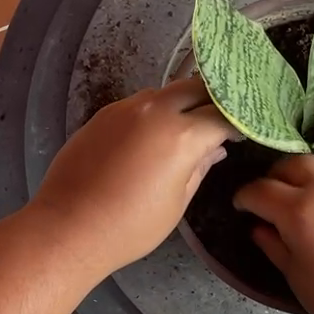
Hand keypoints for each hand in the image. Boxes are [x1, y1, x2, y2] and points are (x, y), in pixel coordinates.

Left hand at [27, 77, 232, 274]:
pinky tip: (153, 136)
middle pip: (195, 87)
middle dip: (213, 98)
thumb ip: (200, 168)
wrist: (68, 227)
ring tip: (188, 127)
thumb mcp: (176, 203)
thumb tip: (216, 149)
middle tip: (222, 117)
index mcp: (181, 136)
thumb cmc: (129, 227)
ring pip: (165, 92)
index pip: (222, 114)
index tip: (245, 129)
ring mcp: (125, 108)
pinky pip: (138, 104)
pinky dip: (154, 113)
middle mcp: (154, 111)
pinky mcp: (103, 114)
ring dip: (182, 103)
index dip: (239, 120)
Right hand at [234, 155, 313, 313]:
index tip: (240, 207)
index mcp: (299, 211)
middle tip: (267, 199)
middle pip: (289, 164)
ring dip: (300, 175)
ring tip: (297, 198)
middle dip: (271, 178)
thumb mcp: (296, 276)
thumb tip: (259, 227)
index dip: (244, 197)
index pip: (260, 190)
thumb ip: (273, 244)